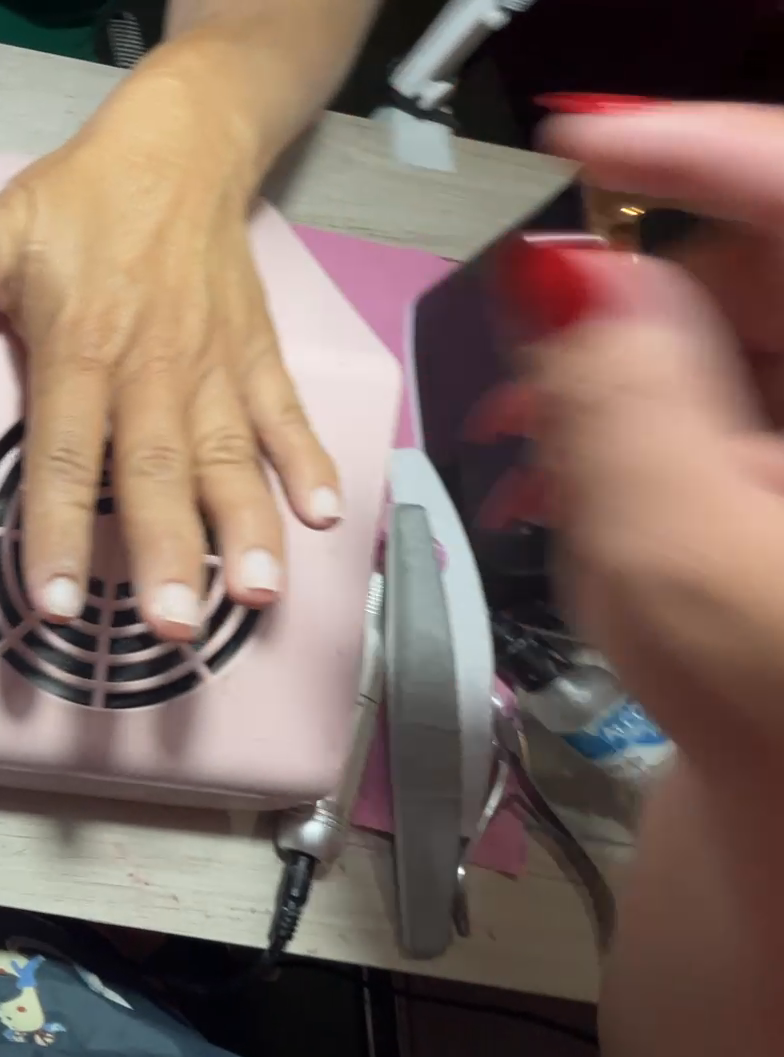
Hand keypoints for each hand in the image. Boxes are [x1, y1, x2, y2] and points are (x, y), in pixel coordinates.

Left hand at [0, 72, 341, 641]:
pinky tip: (323, 515)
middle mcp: (152, 371)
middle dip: (166, 553)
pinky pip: (284, 412)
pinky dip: (305, 461)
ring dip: (245, 527)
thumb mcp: (7, 225)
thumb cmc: (81, 201)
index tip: (58, 604)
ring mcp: (213, 365)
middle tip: (170, 627)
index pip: (65, 457)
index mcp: (82, 351)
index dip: (57, 532)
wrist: (181, 148)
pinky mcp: (256, 353)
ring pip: (228, 457)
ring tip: (257, 596)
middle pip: (155, 474)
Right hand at [504, 102, 783, 768]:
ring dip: (620, 366)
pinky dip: (651, 398)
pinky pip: (750, 366)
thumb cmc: (759, 694)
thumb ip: (606, 394)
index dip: (697, 154)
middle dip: (627, 309)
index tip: (580, 136)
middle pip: (770, 262)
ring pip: (751, 317)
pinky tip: (582, 458)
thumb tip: (558, 272)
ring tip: (528, 448)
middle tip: (524, 387)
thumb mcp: (660, 542)